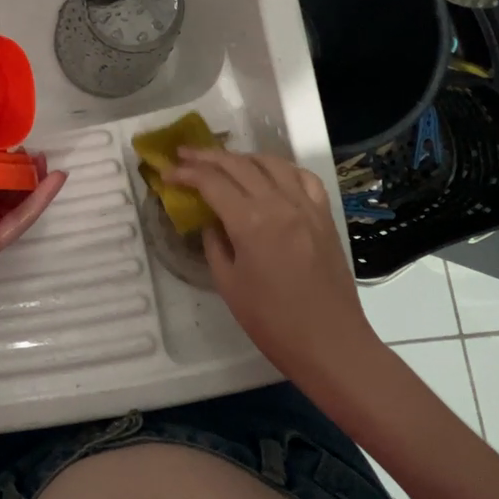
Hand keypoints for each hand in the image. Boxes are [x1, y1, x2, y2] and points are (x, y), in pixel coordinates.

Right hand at [165, 146, 375, 378]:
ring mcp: (306, 207)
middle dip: (207, 156)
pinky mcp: (324, 216)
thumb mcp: (228, 284)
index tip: (167, 173)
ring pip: (271, 163)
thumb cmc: (272, 322)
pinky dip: (282, 168)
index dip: (186, 173)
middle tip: (184, 155)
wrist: (330, 344)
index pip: (211, 182)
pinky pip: (303, 177)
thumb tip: (212, 221)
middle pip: (238, 165)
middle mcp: (279, 204)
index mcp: (250, 222)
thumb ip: (214, 244)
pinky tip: (271, 174)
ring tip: (224, 161)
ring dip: (242, 157)